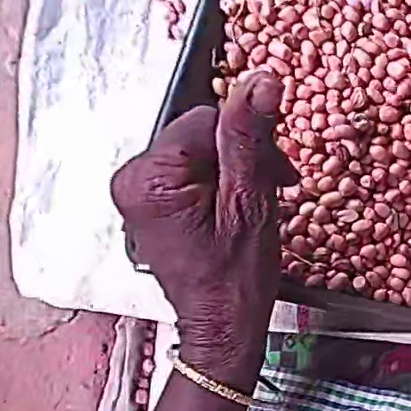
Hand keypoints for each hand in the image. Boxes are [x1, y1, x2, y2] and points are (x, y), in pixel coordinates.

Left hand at [112, 72, 293, 389]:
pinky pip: (192, 174)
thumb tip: (261, 83)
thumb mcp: (251, 205)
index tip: (277, 172)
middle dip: (243, 158)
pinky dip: (221, 186)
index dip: (250, 141)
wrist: (222, 327)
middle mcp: (132, 180)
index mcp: (150, 179)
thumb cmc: (236, 281)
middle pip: (200, 134)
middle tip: (271, 192)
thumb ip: (249, 140)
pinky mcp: (150, 205)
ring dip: (236, 172)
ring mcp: (138, 194)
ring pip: (199, 153)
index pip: (206, 120)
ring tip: (255, 207)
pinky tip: (237, 211)